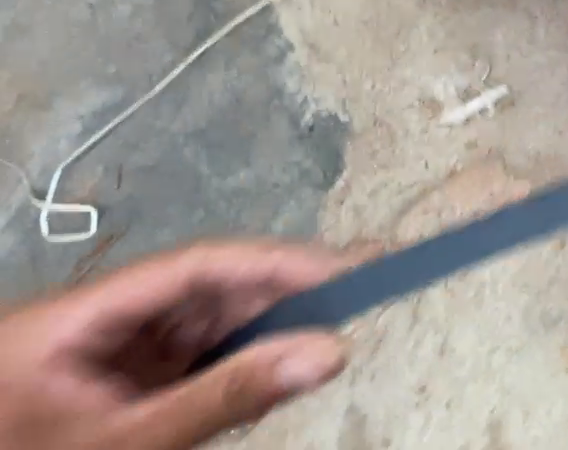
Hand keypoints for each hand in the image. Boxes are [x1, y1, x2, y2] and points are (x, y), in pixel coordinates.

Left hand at [0, 241, 348, 449]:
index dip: (281, 260)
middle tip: (365, 290)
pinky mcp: (124, 374)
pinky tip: (275, 367)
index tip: (354, 268)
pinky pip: (201, 349)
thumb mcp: (122, 443)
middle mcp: (102, 315)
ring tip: (329, 331)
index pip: (201, 262)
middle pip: (213, 286)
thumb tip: (337, 351)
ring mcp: (111, 347)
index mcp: (77, 313)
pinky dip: (243, 358)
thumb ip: (223, 398)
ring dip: (271, 327)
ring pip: (213, 317)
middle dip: (286, 294)